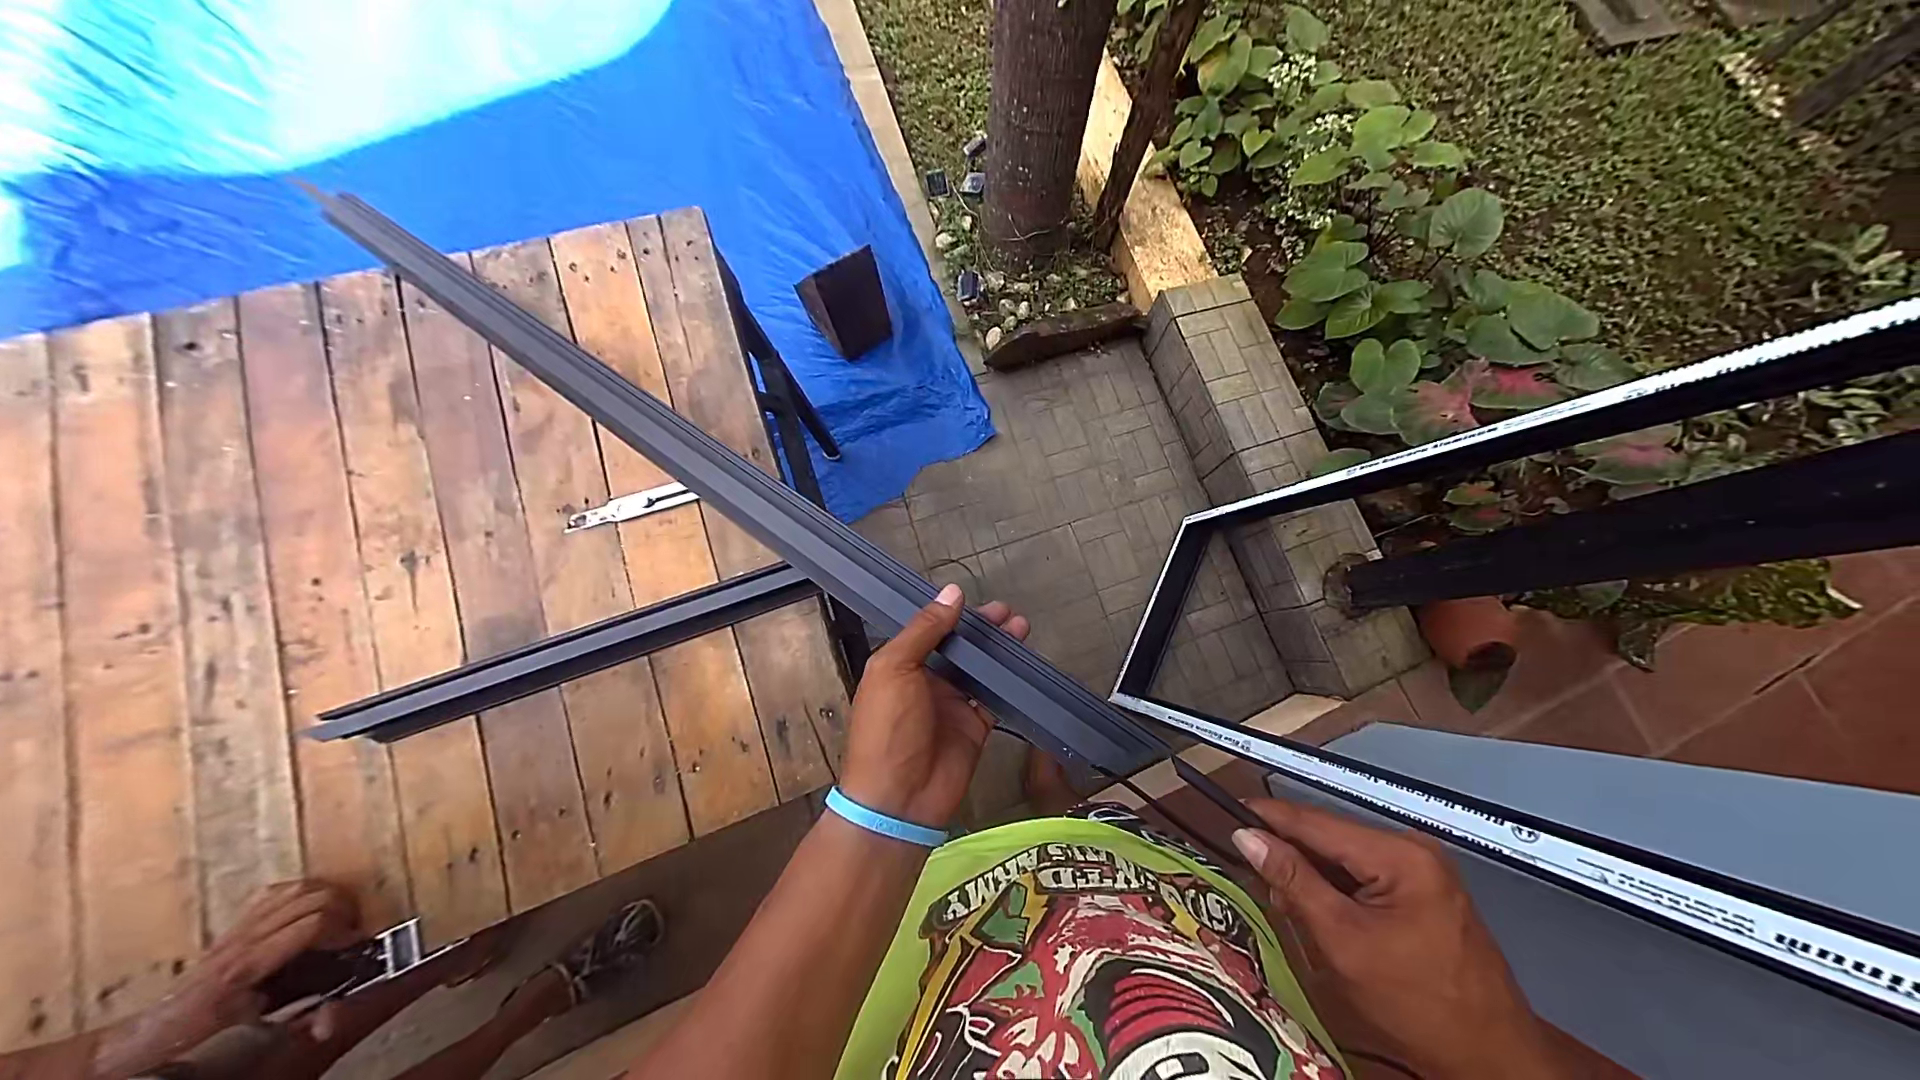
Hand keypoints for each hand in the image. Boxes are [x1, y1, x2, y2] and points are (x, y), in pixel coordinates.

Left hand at [178, 880, 360, 1027]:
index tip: (356, 945)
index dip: (344, 931)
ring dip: (330, 897)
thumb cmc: (197, 1041)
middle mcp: (243, 941)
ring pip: (302, 888)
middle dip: (345, 910)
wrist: (140, 1042)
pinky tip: (310, 910)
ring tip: (337, 918)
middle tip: (349, 933)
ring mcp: (237, 928)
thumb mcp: (246, 1034)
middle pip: (317, 898)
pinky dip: (305, 893)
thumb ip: (293, 1019)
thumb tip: (334, 1012)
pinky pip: (279, 891)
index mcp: (246, 968)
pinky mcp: (235, 924)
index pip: (314, 924)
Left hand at [839, 584, 1029, 829]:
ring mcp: (951, 704)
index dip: (951, 613)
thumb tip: (951, 594)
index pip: (929, 630)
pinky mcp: (974, 726)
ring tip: (1019, 627)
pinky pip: (994, 697)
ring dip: (998, 649)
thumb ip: (925, 630)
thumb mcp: (895, 668)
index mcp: (900, 664)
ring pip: (979, 668)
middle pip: (959, 647)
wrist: (899, 798)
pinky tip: (1023, 662)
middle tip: (1006, 612)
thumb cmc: (886, 730)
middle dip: (981, 629)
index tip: (973, 599)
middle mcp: (926, 681)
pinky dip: (1008, 680)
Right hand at [1232, 798, 1566, 1079]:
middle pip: (1326, 836)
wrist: (1492, 1061)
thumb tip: (1247, 836)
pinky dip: (1333, 889)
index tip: (1226, 815)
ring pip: (1339, 855)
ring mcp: (1420, 868)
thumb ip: (1292, 880)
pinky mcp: (1421, 887)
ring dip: (1309, 876)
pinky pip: (1360, 873)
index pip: (1313, 821)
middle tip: (1258, 883)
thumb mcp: (1341, 941)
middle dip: (1289, 856)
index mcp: (1398, 855)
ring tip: (1290, 908)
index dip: (1265, 816)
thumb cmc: (1416, 1005)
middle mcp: (1411, 848)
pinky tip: (1321, 916)